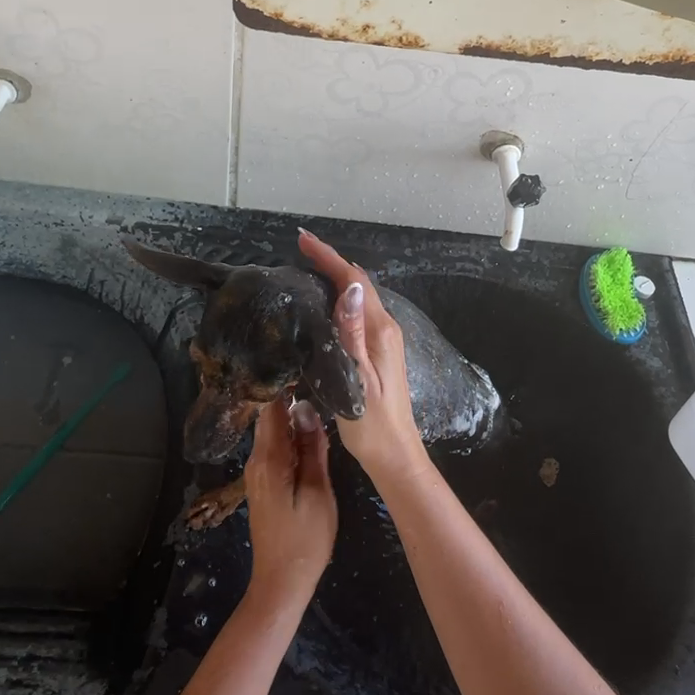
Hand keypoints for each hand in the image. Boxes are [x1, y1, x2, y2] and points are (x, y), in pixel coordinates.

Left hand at [244, 397, 336, 606]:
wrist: (281, 583)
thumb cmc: (305, 539)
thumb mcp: (318, 492)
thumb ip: (313, 449)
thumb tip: (308, 409)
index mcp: (269, 459)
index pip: (272, 409)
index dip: (287, 385)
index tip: (307, 366)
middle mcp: (256, 461)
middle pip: (270, 418)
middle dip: (291, 398)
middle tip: (319, 380)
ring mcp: (257, 474)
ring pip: (273, 433)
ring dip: (293, 420)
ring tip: (320, 404)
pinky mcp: (263, 485)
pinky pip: (274, 449)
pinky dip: (290, 438)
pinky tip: (309, 437)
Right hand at [297, 230, 430, 489]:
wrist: (396, 455)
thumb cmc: (373, 424)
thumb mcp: (357, 380)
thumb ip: (353, 333)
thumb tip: (352, 287)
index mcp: (380, 330)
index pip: (355, 281)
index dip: (329, 257)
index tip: (303, 239)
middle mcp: (386, 328)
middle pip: (358, 284)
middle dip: (330, 262)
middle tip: (298, 251)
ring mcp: (384, 339)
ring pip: (358, 297)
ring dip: (335, 279)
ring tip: (305, 269)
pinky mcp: (379, 351)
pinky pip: (358, 313)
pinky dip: (339, 299)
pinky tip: (322, 305)